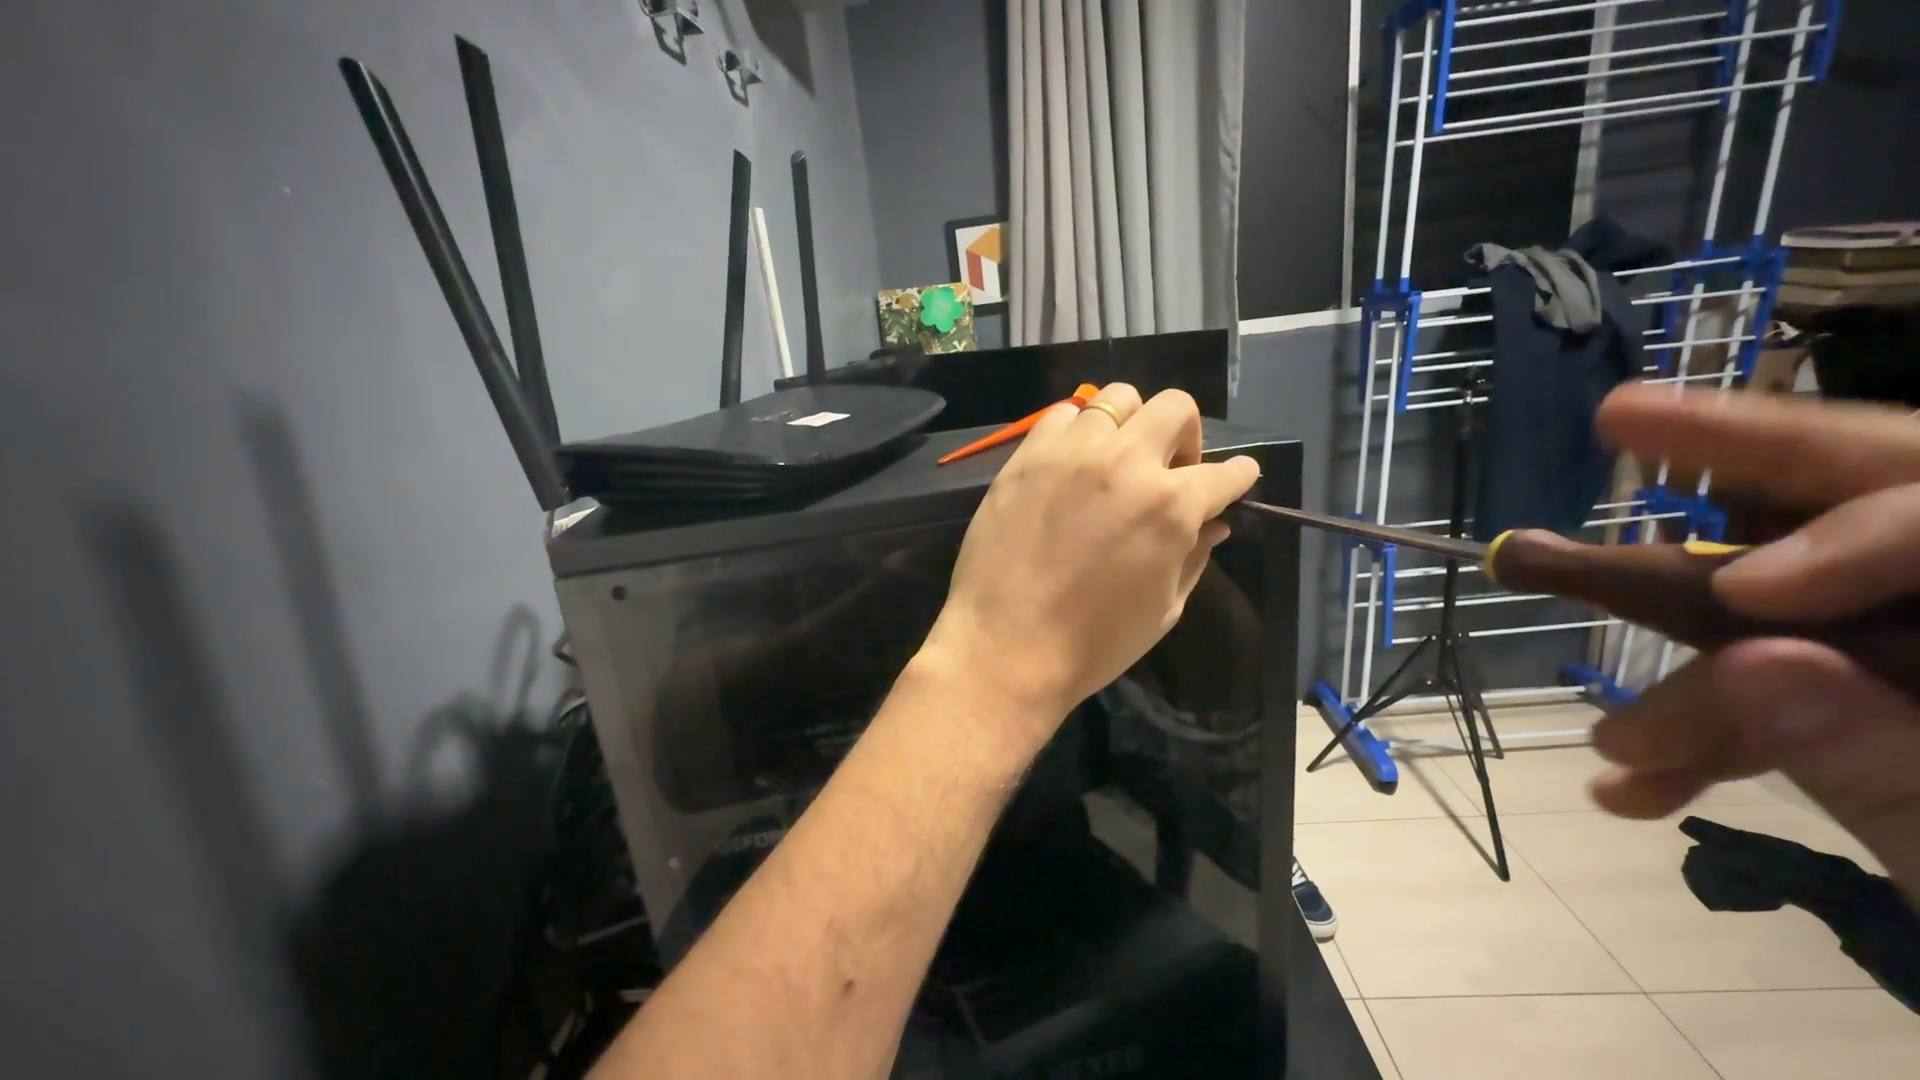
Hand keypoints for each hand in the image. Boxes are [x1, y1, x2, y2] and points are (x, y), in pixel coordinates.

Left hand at [917, 385, 1260, 744]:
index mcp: (1171, 506)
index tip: (1236, 479)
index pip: (1226, 472)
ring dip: (1131, 424)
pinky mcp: (1027, 456)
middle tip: (1170, 470)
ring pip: (1117, 399)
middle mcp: (1126, 463)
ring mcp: (1072, 453)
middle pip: (1177, 408)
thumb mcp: (1163, 609)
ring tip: (1117, 460)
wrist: (1006, 647)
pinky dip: (1079, 429)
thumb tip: (1214, 524)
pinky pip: (1062, 414)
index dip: (1238, 477)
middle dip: (1188, 435)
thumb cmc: (1094, 643)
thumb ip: (1194, 556)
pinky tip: (1073, 462)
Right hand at [1588, 383, 1919, 896]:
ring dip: (1688, 678)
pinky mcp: (1881, 709)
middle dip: (1751, 476)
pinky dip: (1703, 738)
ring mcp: (1917, 662)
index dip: (1865, 534)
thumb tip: (1754, 669)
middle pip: (1879, 511)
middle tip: (1622, 422)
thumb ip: (1888, 765)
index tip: (1736, 592)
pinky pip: (1779, 693)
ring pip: (1798, 618)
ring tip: (1616, 751)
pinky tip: (1642, 789)